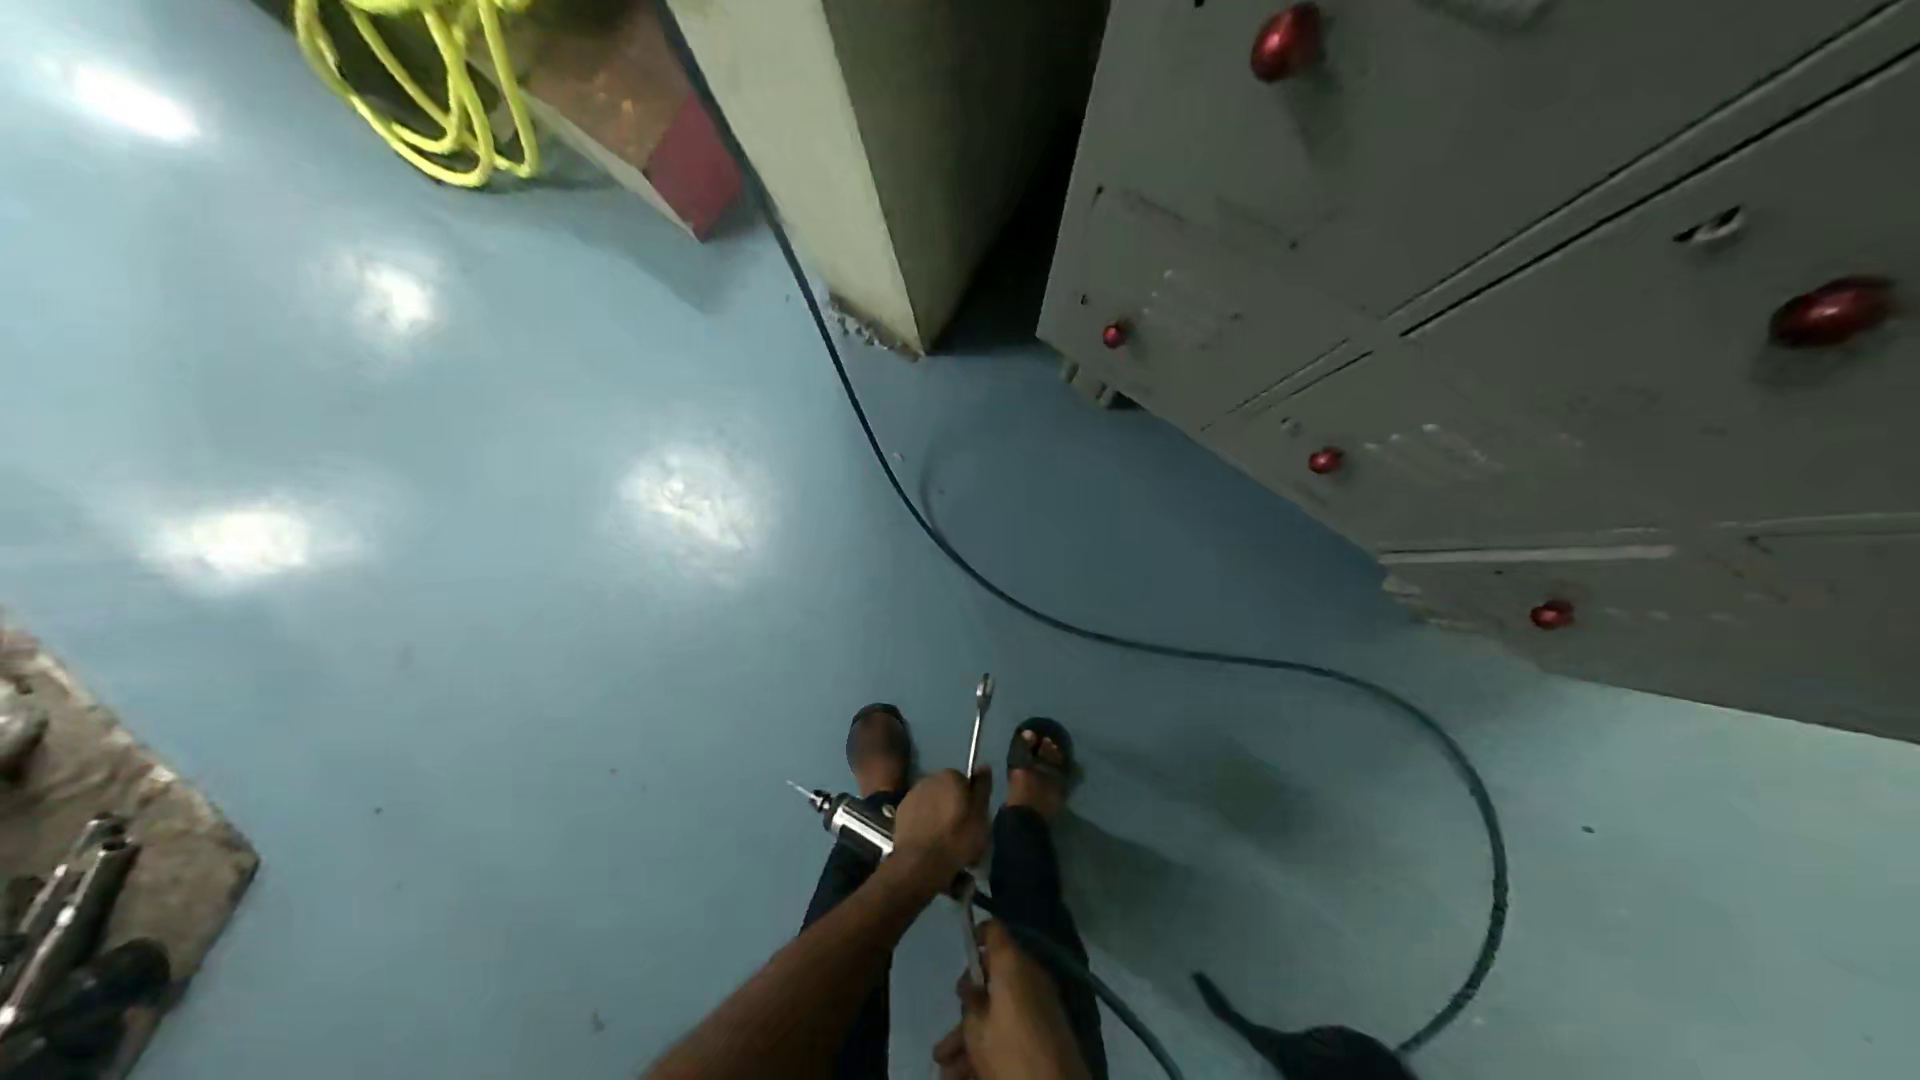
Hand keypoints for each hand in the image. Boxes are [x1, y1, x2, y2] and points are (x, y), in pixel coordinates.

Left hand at [891, 768, 990, 889]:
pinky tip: (929, 839)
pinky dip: (924, 821)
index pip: (964, 781)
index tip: (972, 819)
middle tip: (960, 830)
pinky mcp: (900, 811)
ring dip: (938, 813)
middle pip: (947, 790)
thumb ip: (982, 788)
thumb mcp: (980, 816)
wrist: (920, 863)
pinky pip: (918, 812)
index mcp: (950, 776)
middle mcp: (929, 779)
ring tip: (943, 838)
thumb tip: (983, 766)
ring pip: (932, 801)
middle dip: (953, 805)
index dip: (970, 800)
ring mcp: (912, 794)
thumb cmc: (957, 839)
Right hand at [932, 921, 1089, 1079]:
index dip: (976, 936)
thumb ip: (970, 1003)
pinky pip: (1013, 1029)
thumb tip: (972, 988)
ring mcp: (1040, 1004)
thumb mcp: (976, 1029)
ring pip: (998, 1011)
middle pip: (992, 980)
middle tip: (947, 1032)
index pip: (993, 931)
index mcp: (1012, 963)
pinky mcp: (1046, 1031)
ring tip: (946, 1071)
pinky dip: (991, 1047)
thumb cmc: (1010, 1051)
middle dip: (966, 1009)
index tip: (962, 952)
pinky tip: (966, 1077)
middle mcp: (1028, 976)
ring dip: (971, 1039)